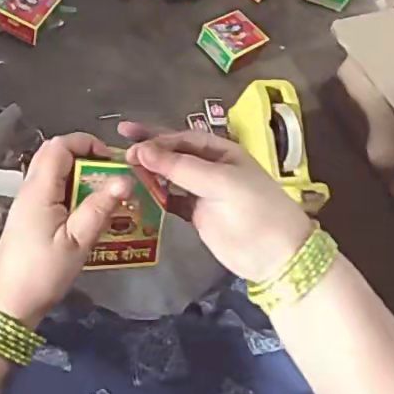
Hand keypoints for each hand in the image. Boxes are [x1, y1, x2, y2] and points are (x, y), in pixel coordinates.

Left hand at [0, 132, 130, 325]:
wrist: (6, 305)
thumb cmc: (42, 272)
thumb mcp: (77, 242)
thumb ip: (99, 208)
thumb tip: (125, 178)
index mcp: (40, 189)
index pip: (60, 145)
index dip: (87, 143)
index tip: (112, 160)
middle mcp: (31, 189)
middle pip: (56, 154)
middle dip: (86, 157)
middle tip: (112, 176)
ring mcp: (28, 203)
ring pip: (55, 173)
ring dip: (81, 176)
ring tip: (106, 194)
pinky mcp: (30, 217)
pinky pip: (53, 191)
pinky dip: (73, 192)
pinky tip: (89, 213)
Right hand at [121, 122, 313, 282]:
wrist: (276, 255)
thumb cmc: (253, 209)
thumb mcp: (219, 182)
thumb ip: (179, 167)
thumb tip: (140, 150)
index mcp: (220, 151)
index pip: (181, 139)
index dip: (156, 139)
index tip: (129, 142)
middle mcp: (210, 167)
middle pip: (173, 154)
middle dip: (148, 151)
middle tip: (118, 150)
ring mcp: (202, 191)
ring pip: (169, 176)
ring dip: (149, 173)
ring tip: (124, 171)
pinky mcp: (197, 214)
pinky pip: (171, 199)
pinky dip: (156, 197)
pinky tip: (138, 195)